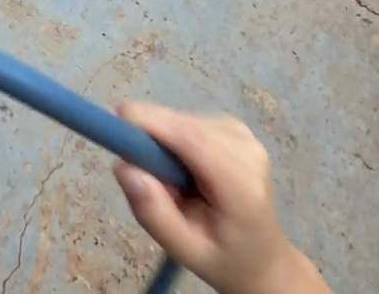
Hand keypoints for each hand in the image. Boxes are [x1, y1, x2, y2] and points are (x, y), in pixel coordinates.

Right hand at [113, 104, 325, 293]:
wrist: (265, 259)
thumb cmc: (223, 258)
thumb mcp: (185, 250)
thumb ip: (153, 212)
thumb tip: (124, 167)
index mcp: (241, 186)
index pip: (191, 138)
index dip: (149, 123)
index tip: (113, 128)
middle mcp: (245, 149)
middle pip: (180, 124)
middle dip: (150, 140)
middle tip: (147, 178)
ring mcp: (242, 134)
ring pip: (179, 119)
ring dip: (163, 142)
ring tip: (174, 181)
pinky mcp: (233, 125)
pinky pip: (186, 120)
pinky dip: (174, 139)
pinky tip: (188, 168)